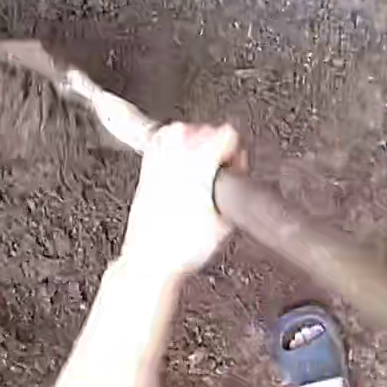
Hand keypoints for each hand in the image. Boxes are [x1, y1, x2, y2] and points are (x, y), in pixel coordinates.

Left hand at [118, 122, 241, 281]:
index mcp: (199, 154)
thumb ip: (239, 180)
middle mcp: (175, 144)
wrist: (151, 256)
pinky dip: (181, 154)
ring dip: (198, 153)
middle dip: (216, 154)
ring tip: (196, 185)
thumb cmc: (183, 242)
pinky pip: (171, 140)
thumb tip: (239, 165)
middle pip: (210, 130)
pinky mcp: (147, 156)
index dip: (236, 157)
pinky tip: (182, 179)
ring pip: (190, 132)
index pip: (231, 134)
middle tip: (213, 185)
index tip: (231, 175)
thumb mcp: (228, 216)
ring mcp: (158, 148)